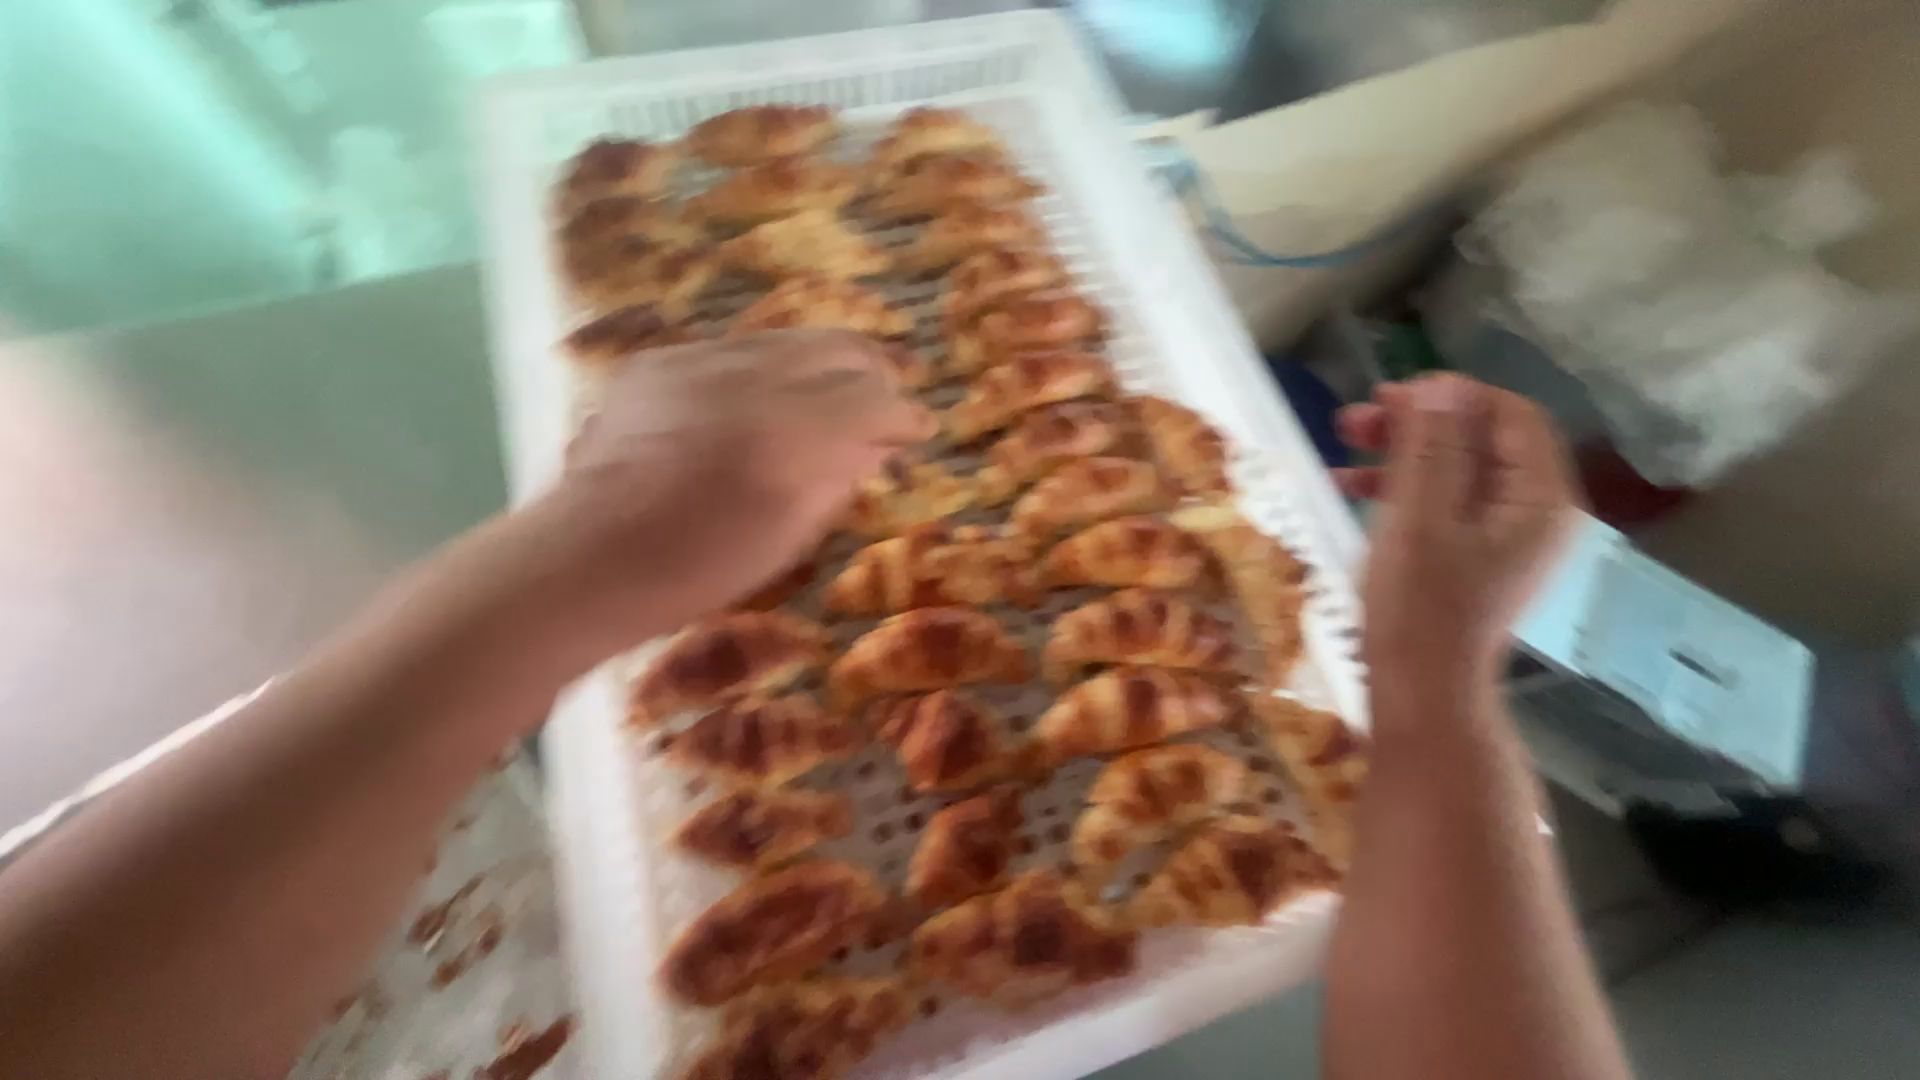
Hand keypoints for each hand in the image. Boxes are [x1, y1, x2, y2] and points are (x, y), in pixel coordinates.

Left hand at [512, 330, 934, 667]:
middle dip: (876, 372)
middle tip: (889, 400)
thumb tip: (878, 442)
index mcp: (787, 438)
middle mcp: (749, 380)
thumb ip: (840, 477)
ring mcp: (700, 360)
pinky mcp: (662, 359)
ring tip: (838, 393)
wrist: (586, 558)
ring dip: (827, 364)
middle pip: (841, 348)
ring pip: (792, 338)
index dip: (906, 414)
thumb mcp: (789, 535)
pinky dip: (772, 370)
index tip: (920, 427)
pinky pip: (740, 349)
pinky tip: (768, 401)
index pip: (874, 401)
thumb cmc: (699, 568)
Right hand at [1333, 376, 1577, 700]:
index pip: (1511, 416)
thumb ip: (1432, 447)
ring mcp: (1503, 539)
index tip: (1389, 396)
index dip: (1452, 396)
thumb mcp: (1419, 517)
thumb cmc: (1420, 604)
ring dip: (1401, 453)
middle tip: (1353, 420)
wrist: (1420, 690)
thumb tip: (1438, 387)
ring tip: (1342, 446)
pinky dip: (1400, 490)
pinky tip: (1350, 488)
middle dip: (1418, 424)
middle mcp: (1533, 513)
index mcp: (1539, 499)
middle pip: (1481, 442)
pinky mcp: (1472, 559)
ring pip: (1455, 471)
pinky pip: (1442, 505)